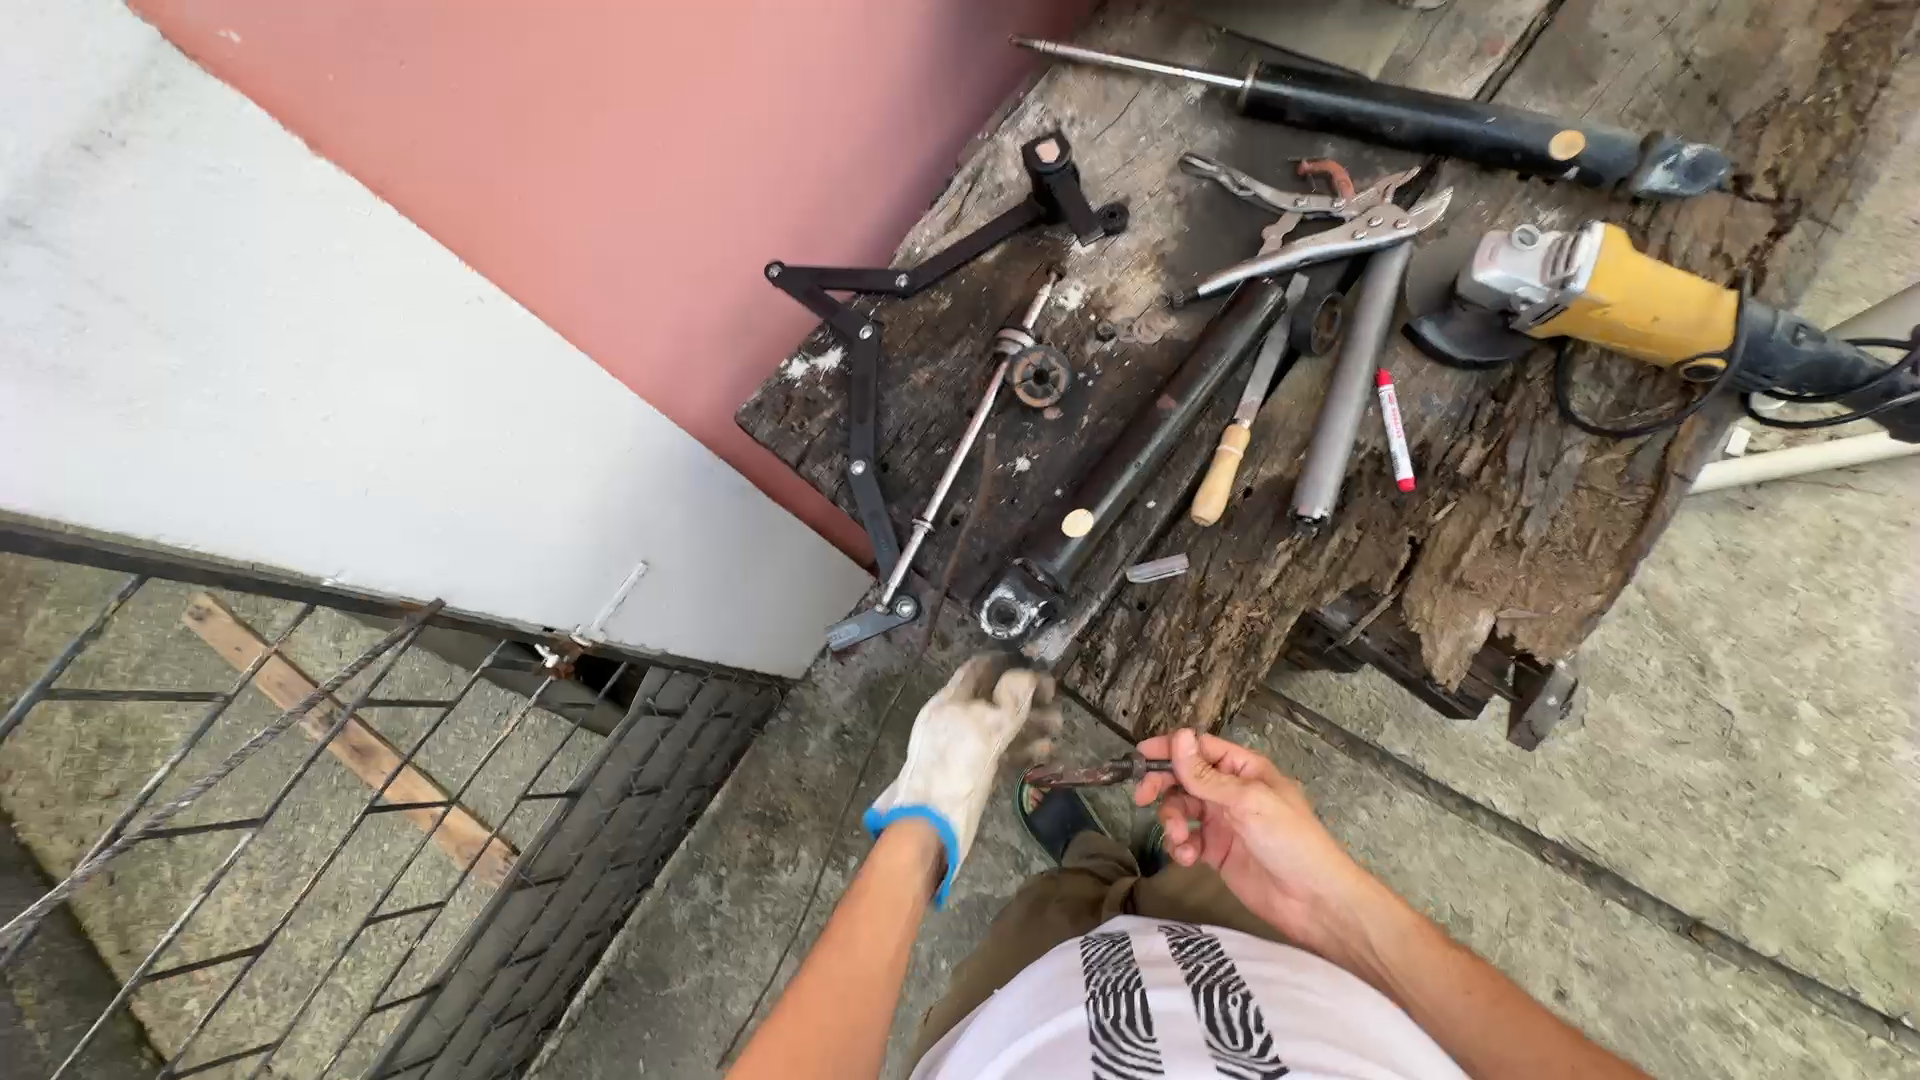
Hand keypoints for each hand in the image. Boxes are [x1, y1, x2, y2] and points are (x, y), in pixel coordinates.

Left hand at [866, 656, 1060, 906]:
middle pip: (995, 698)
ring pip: (1002, 727)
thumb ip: (1011, 698)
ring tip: (1058, 726)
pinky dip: (1024, 750)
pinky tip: (1046, 751)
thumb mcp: (987, 725)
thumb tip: (1028, 674)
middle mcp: (957, 719)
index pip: (979, 668)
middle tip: (1055, 698)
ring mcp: (966, 747)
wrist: (933, 822)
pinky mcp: (976, 772)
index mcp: (950, 700)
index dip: (1007, 662)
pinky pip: (1003, 753)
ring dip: (1031, 724)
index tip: (1036, 663)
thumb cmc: (956, 765)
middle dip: (1027, 697)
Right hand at [1135, 729, 1386, 962]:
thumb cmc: (1291, 841)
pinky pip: (1186, 840)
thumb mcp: (1247, 801)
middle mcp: (1230, 791)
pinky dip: (1180, 846)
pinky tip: (1187, 858)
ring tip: (1178, 839)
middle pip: (1183, 777)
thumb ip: (1206, 775)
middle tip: (1141, 797)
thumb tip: (1179, 736)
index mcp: (1243, 769)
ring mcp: (1222, 822)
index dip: (1170, 749)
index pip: (1199, 748)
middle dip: (1162, 786)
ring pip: (1180, 809)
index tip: (1141, 757)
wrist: (1315, 903)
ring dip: (1171, 821)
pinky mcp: (1216, 851)